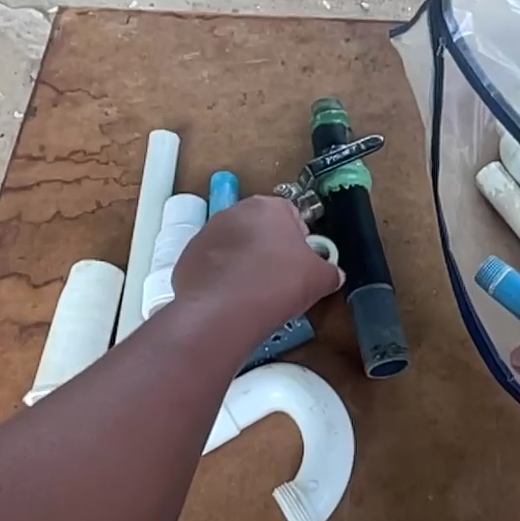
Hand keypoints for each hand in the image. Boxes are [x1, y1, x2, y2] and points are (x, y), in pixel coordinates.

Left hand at [170, 196, 340, 336]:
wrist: (224, 313)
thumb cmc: (279, 283)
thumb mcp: (321, 278)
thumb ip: (330, 270)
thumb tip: (332, 275)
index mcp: (269, 206)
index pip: (292, 215)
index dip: (301, 240)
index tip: (304, 263)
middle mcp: (234, 212)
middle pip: (261, 228)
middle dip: (271, 249)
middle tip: (283, 277)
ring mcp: (206, 234)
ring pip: (235, 246)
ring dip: (246, 262)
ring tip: (257, 292)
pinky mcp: (187, 259)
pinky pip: (214, 266)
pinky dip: (224, 278)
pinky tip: (235, 300)